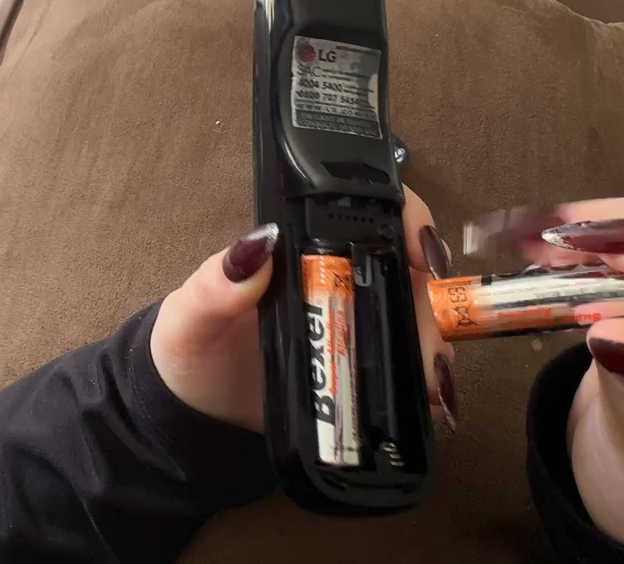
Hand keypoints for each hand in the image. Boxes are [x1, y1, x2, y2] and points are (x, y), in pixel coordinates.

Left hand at [148, 195, 456, 432]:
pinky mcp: (360, 368)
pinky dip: (428, 379)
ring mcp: (350, 322)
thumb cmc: (191, 347)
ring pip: (415, 312)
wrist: (197, 413)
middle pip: (400, 264)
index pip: (356, 210)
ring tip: (427, 379)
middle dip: (426, 293)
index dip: (401, 218)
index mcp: (292, 249)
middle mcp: (330, 278)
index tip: (421, 252)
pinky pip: (408, 364)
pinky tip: (428, 399)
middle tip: (423, 338)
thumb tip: (258, 243)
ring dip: (433, 338)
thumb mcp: (190, 315)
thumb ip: (214, 283)